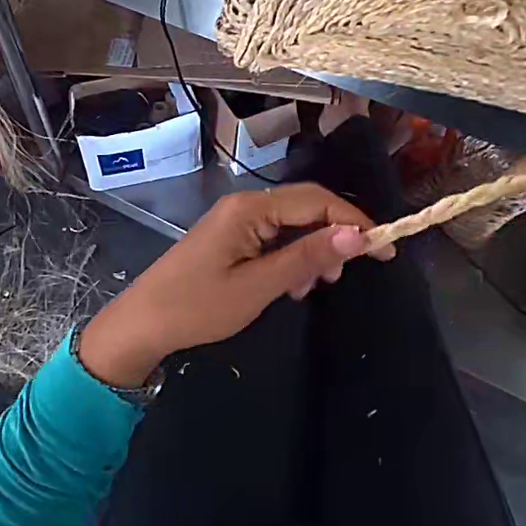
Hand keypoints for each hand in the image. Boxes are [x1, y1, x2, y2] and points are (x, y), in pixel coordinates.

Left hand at [77, 184, 395, 386]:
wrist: (142, 325)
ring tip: (315, 286)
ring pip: (293, 225)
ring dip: (312, 251)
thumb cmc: (197, 307)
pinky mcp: (233, 238)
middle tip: (346, 274)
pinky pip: (275, 239)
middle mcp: (246, 205)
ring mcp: (237, 221)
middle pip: (306, 209)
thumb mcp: (258, 286)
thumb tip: (356, 235)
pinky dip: (292, 259)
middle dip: (333, 237)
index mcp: (250, 208)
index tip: (384, 247)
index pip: (316, 201)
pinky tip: (292, 286)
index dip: (353, 221)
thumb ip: (307, 257)